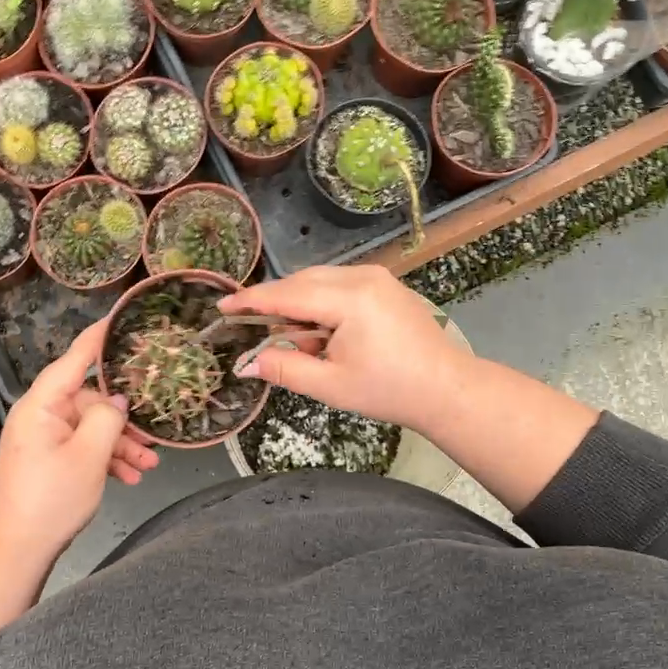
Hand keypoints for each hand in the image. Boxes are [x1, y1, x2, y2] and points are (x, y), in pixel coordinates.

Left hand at [0, 320, 159, 561]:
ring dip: (120, 444)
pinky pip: (82, 447)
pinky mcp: (48, 459)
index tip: (121, 317)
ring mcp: (43, 438)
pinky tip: (130, 477)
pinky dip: (105, 458)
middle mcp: (39, 415)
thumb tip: (116, 401)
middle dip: (123, 420)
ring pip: (90, 427)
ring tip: (149, 466)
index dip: (99, 338)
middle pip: (90, 400)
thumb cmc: (53, 498)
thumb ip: (108, 420)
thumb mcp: (89, 456)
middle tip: (154, 436)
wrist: (20, 547)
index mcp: (41, 405)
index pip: (74, 359)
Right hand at [220, 265, 471, 436]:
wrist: (445, 388)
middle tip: (252, 329)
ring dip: (298, 307)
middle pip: (301, 282)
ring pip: (318, 281)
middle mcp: (362, 277)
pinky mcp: (383, 285)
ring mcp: (376, 277)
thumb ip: (285, 370)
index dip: (251, 302)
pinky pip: (337, 285)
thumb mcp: (330, 386)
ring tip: (296, 343)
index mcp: (349, 300)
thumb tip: (247, 364)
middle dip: (274, 305)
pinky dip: (319, 305)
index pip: (287, 296)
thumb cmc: (389, 390)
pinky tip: (319, 334)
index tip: (222, 307)